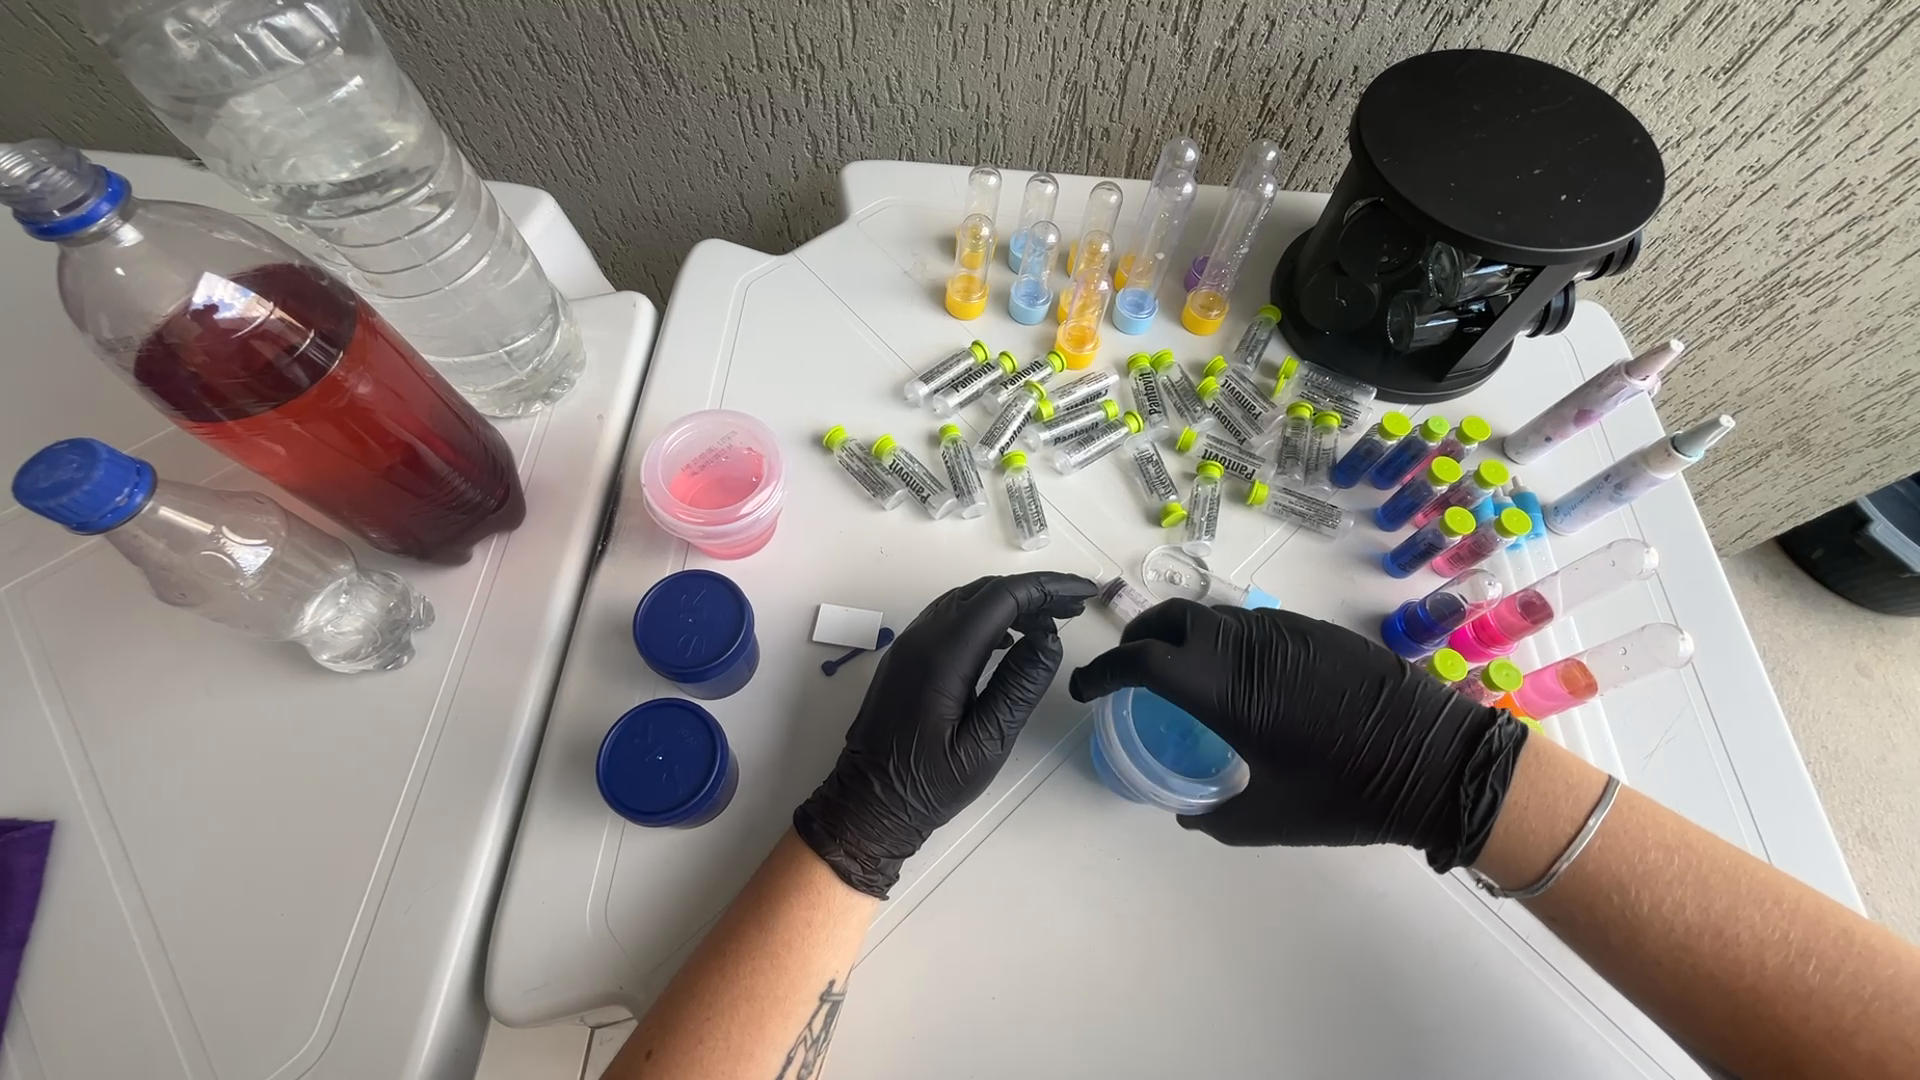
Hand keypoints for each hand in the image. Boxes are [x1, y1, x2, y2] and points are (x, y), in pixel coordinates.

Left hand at [794, 572, 1098, 897]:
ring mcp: (910, 644)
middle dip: (1033, 592)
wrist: (866, 803)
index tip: (1083, 594)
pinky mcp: (906, 656)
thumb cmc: (928, 784)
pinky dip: (986, 616)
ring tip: (1050, 621)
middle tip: (1074, 607)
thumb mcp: (985, 744)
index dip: (1047, 588)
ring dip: (1010, 601)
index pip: (1003, 598)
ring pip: (966, 600)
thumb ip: (1019, 687)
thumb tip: (1049, 637)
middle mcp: (923, 637)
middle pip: (984, 591)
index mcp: (944, 654)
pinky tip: (1010, 639)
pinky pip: (950, 617)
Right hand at [1068, 601, 1526, 870]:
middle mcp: (1243, 647)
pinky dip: (1220, 638)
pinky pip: (1246, 622)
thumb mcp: (1270, 819)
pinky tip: (1239, 672)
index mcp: (1224, 690)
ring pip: (1208, 616)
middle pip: (1167, 620)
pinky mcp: (1311, 629)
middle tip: (1131, 669)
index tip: (1086, 689)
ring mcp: (1279, 631)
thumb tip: (1187, 812)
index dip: (1103, 671)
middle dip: (1137, 639)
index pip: (1140, 660)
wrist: (1441, 761)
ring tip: (1180, 669)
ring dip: (1179, 635)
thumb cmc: (1349, 794)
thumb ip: (1214, 817)